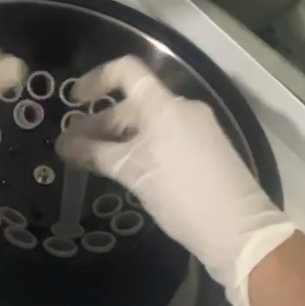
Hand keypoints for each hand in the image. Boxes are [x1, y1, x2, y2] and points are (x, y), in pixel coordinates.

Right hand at [57, 57, 297, 305]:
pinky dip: (140, 147)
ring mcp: (197, 129)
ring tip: (92, 161)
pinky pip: (164, 138)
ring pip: (148, 123)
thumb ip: (94, 154)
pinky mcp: (206, 150)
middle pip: (134, 103)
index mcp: (165, 105)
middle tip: (72, 146)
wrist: (241, 234)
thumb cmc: (182, 195)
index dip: (96, 79)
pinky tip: (124, 170)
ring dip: (118, 138)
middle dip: (100, 122)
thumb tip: (63, 144)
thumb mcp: (132, 174)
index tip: (74, 100)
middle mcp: (183, 108)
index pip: (126, 71)